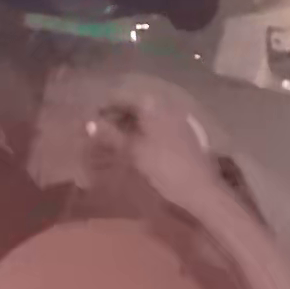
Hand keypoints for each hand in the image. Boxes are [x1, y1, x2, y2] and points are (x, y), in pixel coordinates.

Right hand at [99, 74, 230, 212]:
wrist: (202, 191)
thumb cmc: (164, 167)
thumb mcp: (132, 151)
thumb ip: (110, 134)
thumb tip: (87, 122)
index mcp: (149, 102)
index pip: (117, 97)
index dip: (102, 109)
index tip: (89, 122)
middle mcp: (162, 102)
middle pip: (132, 105)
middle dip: (115, 118)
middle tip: (100, 134)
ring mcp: (174, 115)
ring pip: (144, 116)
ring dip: (128, 126)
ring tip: (115, 142)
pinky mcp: (183, 130)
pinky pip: (156, 124)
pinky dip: (143, 132)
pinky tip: (136, 146)